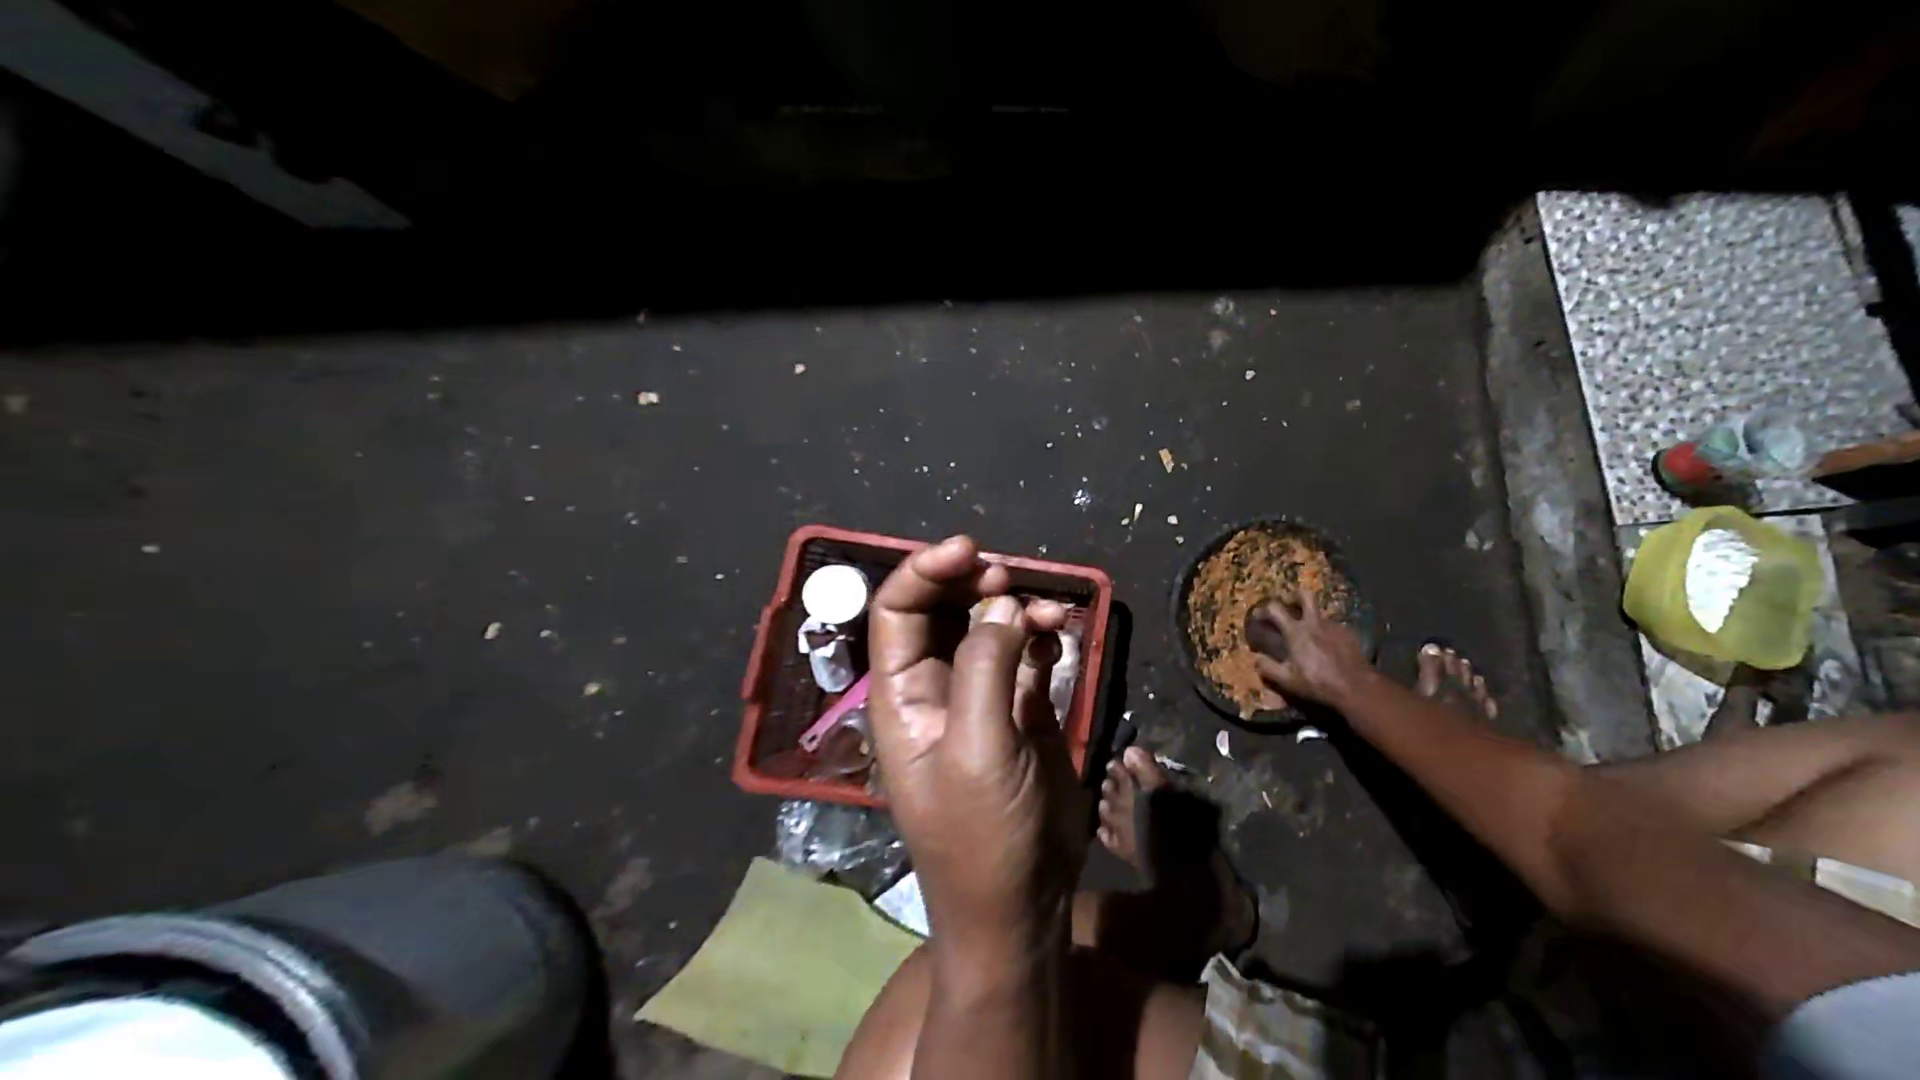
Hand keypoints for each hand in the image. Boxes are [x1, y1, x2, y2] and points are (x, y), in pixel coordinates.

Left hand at [868, 536, 1080, 963]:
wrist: (1023, 904)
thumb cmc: (983, 836)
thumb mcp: (979, 750)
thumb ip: (987, 669)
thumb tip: (1001, 604)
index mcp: (902, 695)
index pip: (896, 613)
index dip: (923, 572)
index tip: (967, 550)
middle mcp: (934, 687)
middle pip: (941, 611)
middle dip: (971, 583)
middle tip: (1009, 574)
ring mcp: (977, 697)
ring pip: (986, 627)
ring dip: (1014, 608)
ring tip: (1049, 610)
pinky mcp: (1017, 712)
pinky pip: (1023, 656)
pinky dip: (1039, 637)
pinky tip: (1058, 636)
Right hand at [1249, 590, 1374, 707]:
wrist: (1357, 688)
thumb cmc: (1318, 683)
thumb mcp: (1287, 681)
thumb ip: (1268, 668)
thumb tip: (1256, 658)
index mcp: (1296, 632)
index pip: (1275, 608)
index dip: (1264, 609)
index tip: (1259, 616)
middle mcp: (1315, 624)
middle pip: (1306, 596)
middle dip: (1295, 596)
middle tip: (1290, 606)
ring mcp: (1335, 627)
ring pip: (1320, 614)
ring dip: (1312, 620)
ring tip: (1310, 636)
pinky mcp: (1350, 635)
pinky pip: (1334, 628)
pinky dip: (1327, 634)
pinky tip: (1328, 648)